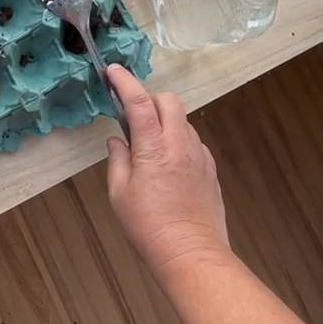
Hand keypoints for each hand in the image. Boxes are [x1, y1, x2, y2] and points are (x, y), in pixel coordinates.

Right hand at [103, 65, 230, 277]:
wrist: (191, 253)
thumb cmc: (148, 225)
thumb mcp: (119, 193)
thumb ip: (117, 160)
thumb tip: (117, 142)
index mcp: (153, 146)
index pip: (138, 101)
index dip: (124, 81)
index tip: (113, 70)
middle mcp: (179, 143)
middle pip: (169, 100)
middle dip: (149, 98)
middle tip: (132, 116)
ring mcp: (198, 155)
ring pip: (183, 119)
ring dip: (164, 119)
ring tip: (148, 143)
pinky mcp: (209, 169)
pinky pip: (192, 140)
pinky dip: (177, 139)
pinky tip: (167, 161)